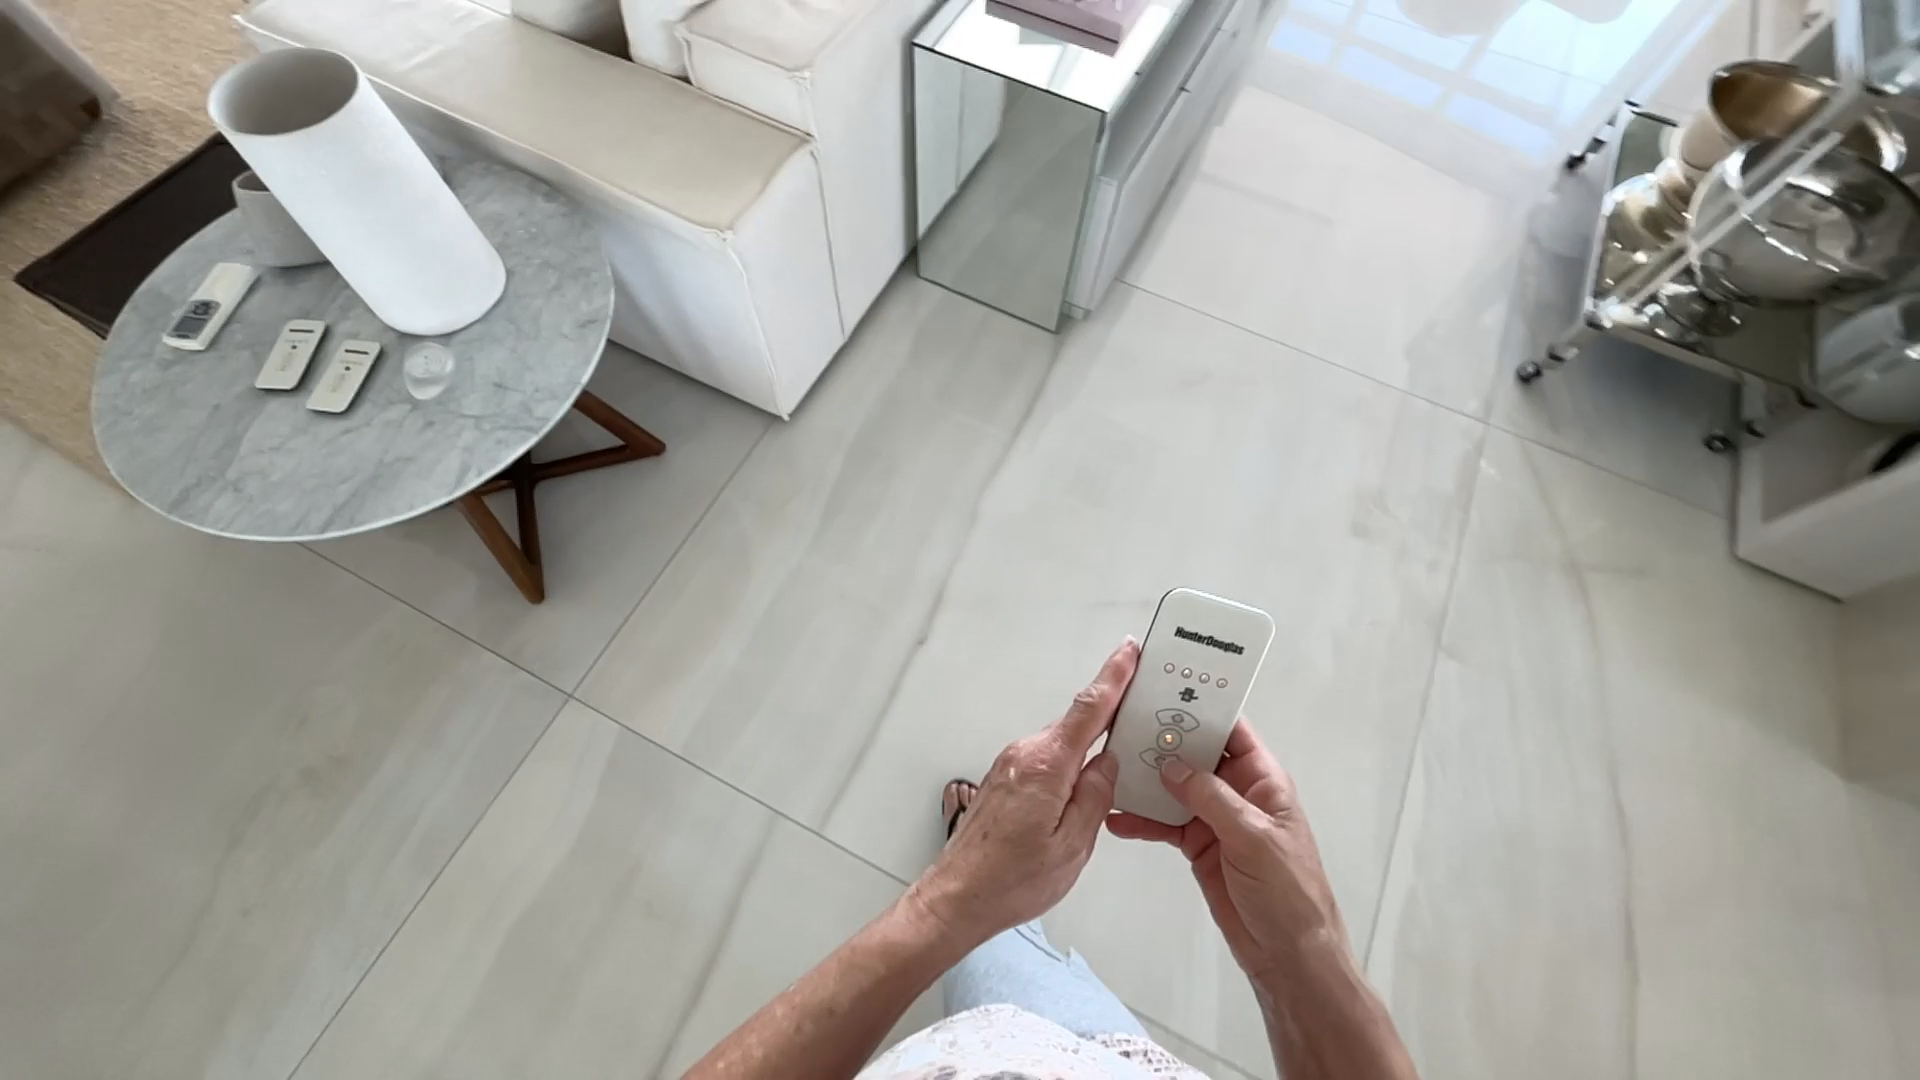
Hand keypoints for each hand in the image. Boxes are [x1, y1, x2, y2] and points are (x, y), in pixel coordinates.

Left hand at [905, 639, 1137, 947]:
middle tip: (1142, 722)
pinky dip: (1069, 766)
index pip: (1089, 708)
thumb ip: (1097, 797)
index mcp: (1047, 765)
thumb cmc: (1010, 880)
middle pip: (1077, 725)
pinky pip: (1048, 761)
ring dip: (1088, 751)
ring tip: (1113, 778)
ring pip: (1063, 746)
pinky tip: (1079, 794)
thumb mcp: (1072, 846)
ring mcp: (1011, 764)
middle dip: (1110, 720)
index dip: (1114, 676)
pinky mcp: (1005, 778)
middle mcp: (1025, 755)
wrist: (957, 896)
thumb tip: (1108, 763)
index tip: (1130, 651)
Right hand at [1106, 720, 1346, 989]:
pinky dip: (1141, 820)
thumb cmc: (1288, 892)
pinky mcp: (1196, 844)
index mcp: (1261, 779)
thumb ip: (1212, 798)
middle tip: (1124, 723)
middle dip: (1163, 739)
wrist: (1288, 957)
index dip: (1202, 707)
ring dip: (1145, 778)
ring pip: (1173, 785)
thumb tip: (1171, 764)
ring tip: (1110, 767)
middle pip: (1195, 753)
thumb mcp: (1254, 838)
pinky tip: (1115, 819)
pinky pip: (1163, 822)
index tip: (1165, 688)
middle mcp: (1236, 791)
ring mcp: (1214, 817)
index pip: (1231, 731)